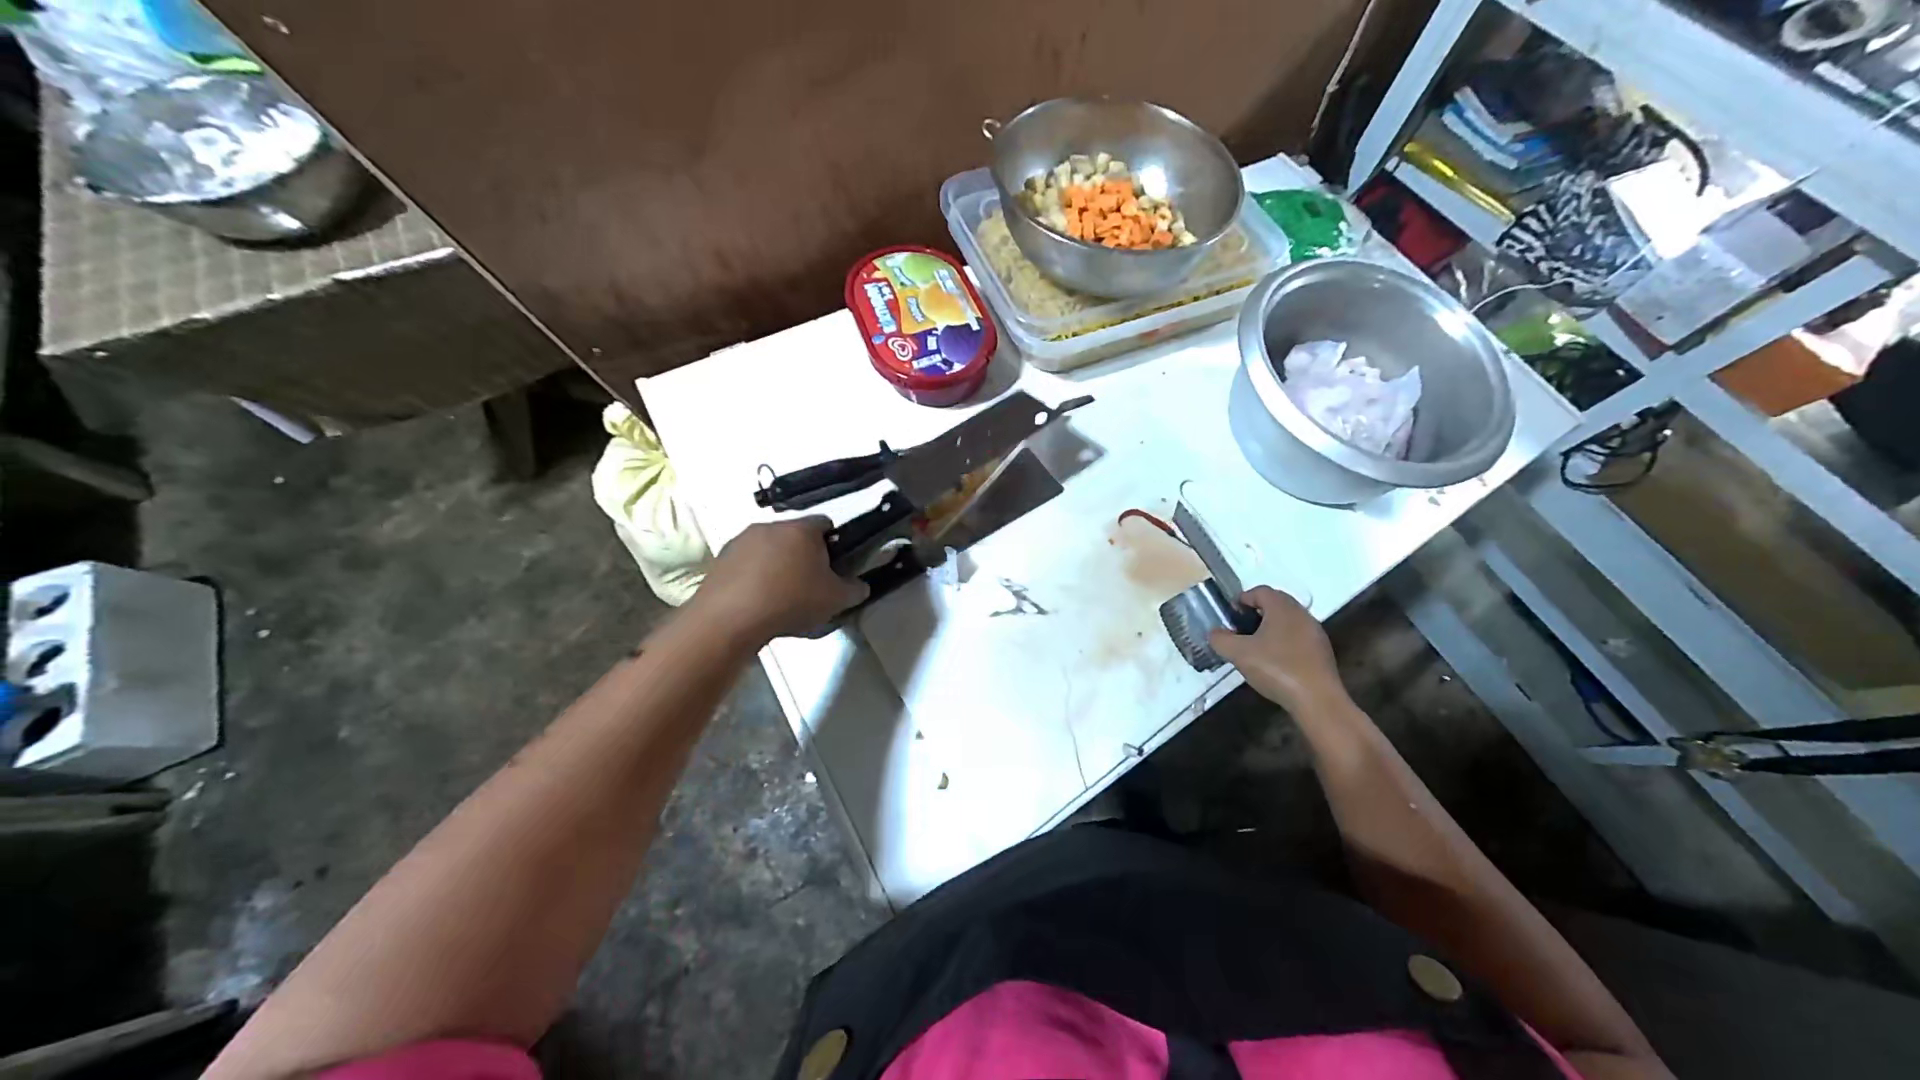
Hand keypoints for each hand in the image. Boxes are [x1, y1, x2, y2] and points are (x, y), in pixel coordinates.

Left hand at [690, 517, 869, 643]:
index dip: (834, 543)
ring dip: (775, 565)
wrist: (730, 618)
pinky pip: (745, 564)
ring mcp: (741, 541)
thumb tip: (861, 586)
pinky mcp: (720, 559)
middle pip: (794, 536)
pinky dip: (753, 577)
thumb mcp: (835, 600)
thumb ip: (854, 590)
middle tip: (810, 584)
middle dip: (803, 555)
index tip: (835, 566)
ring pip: (767, 549)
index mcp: (802, 529)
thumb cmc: (791, 601)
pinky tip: (756, 602)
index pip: (825, 523)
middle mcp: (770, 526)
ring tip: (780, 598)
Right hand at [1209, 586, 1345, 713]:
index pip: (1260, 591)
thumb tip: (1215, 633)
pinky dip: (1283, 642)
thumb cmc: (1276, 668)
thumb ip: (1221, 639)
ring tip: (1255, 647)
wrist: (1316, 700)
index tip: (1230, 615)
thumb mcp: (1238, 653)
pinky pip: (1298, 638)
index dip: (1242, 599)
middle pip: (1276, 604)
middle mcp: (1302, 614)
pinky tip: (1274, 662)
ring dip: (1270, 628)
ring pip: (1288, 621)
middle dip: (1256, 613)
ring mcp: (1315, 633)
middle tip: (1239, 629)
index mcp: (1282, 607)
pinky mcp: (1322, 652)